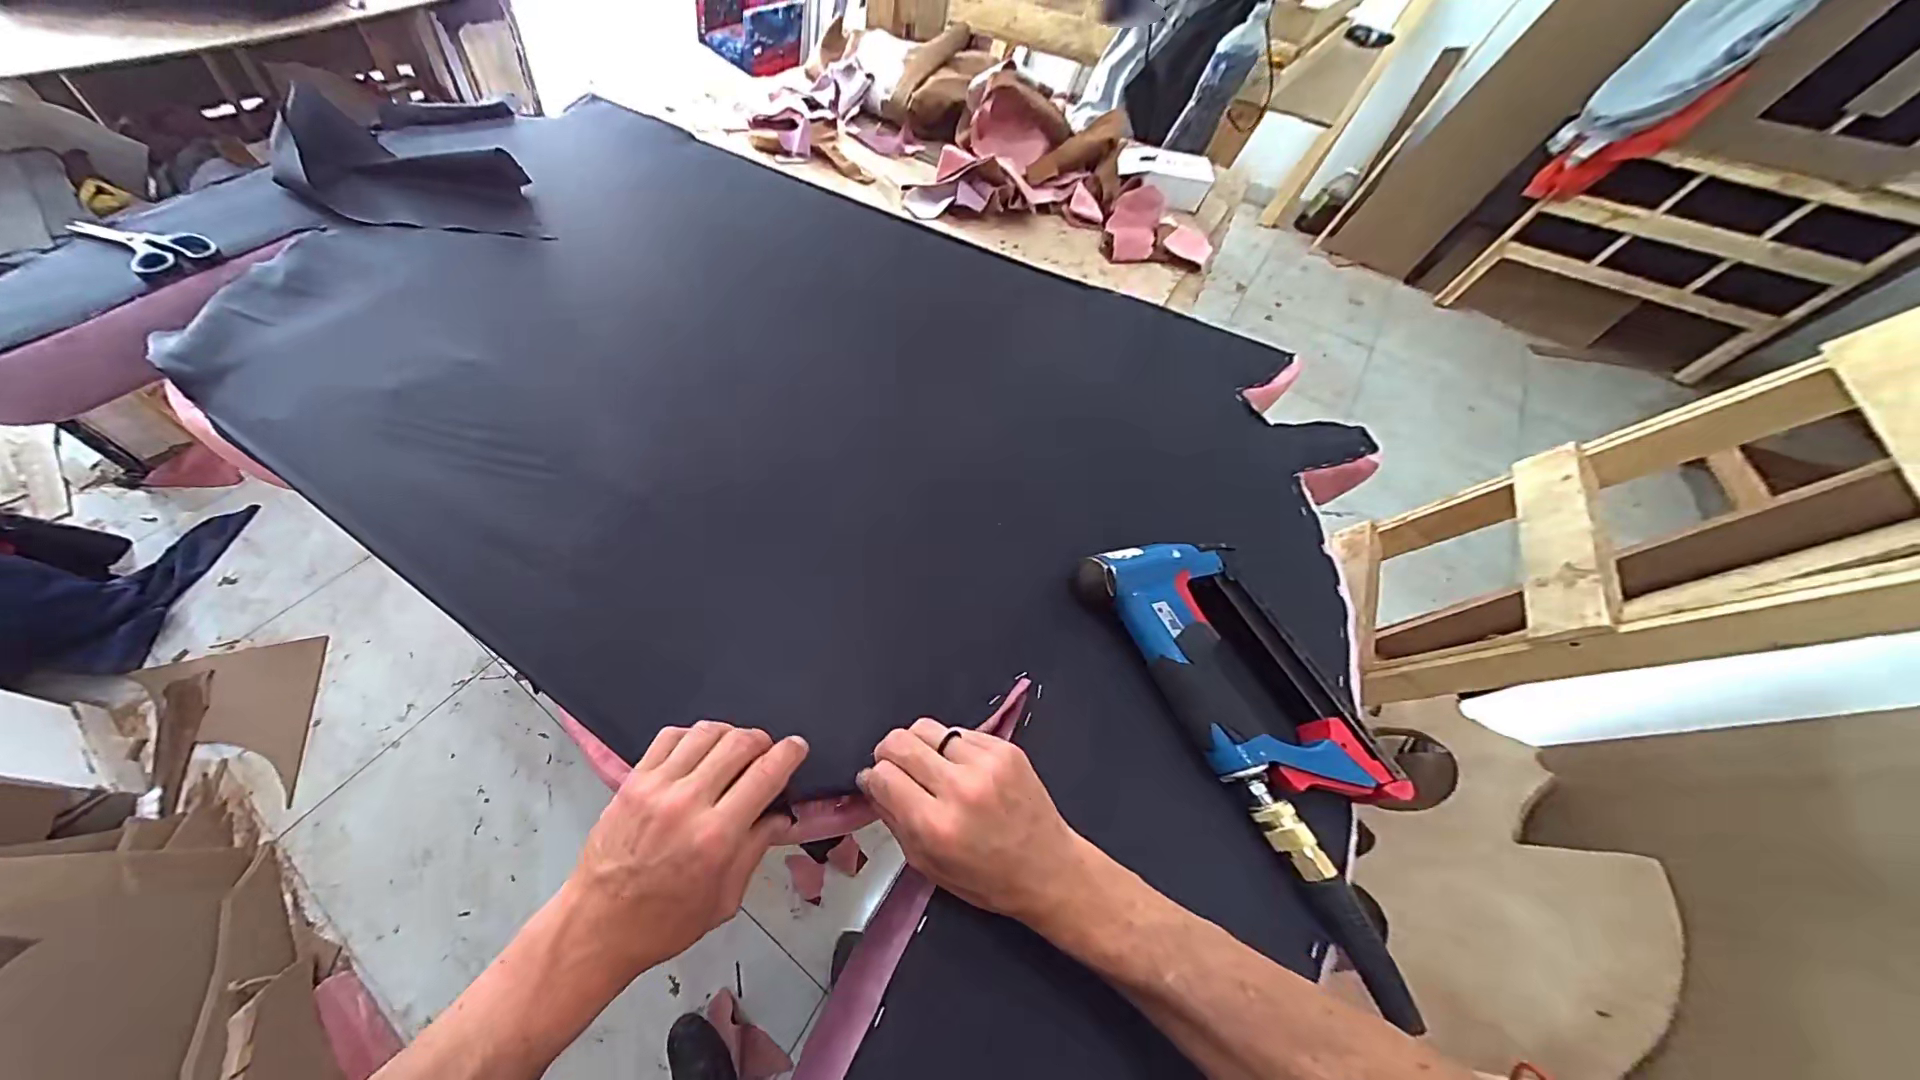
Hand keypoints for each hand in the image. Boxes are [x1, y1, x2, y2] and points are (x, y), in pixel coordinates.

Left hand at [564, 721, 807, 977]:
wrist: (594, 928)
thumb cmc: (661, 923)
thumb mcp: (725, 899)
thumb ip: (756, 849)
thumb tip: (779, 816)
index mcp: (716, 837)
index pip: (767, 773)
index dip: (790, 752)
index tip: (797, 748)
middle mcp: (687, 804)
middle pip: (740, 742)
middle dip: (763, 740)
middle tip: (767, 752)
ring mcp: (656, 789)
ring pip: (707, 731)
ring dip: (730, 734)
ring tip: (733, 750)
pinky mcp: (633, 782)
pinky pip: (670, 736)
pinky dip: (693, 735)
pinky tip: (698, 752)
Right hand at [858, 718, 1088, 921]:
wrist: (1048, 867)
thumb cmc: (987, 878)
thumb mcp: (927, 864)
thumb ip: (893, 820)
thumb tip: (871, 783)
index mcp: (936, 826)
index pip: (883, 775)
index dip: (873, 778)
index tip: (877, 783)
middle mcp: (960, 788)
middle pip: (900, 741)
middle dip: (888, 753)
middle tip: (896, 768)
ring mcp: (986, 763)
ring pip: (926, 727)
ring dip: (920, 746)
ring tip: (930, 767)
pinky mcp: (1005, 748)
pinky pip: (958, 730)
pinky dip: (951, 747)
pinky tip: (961, 768)